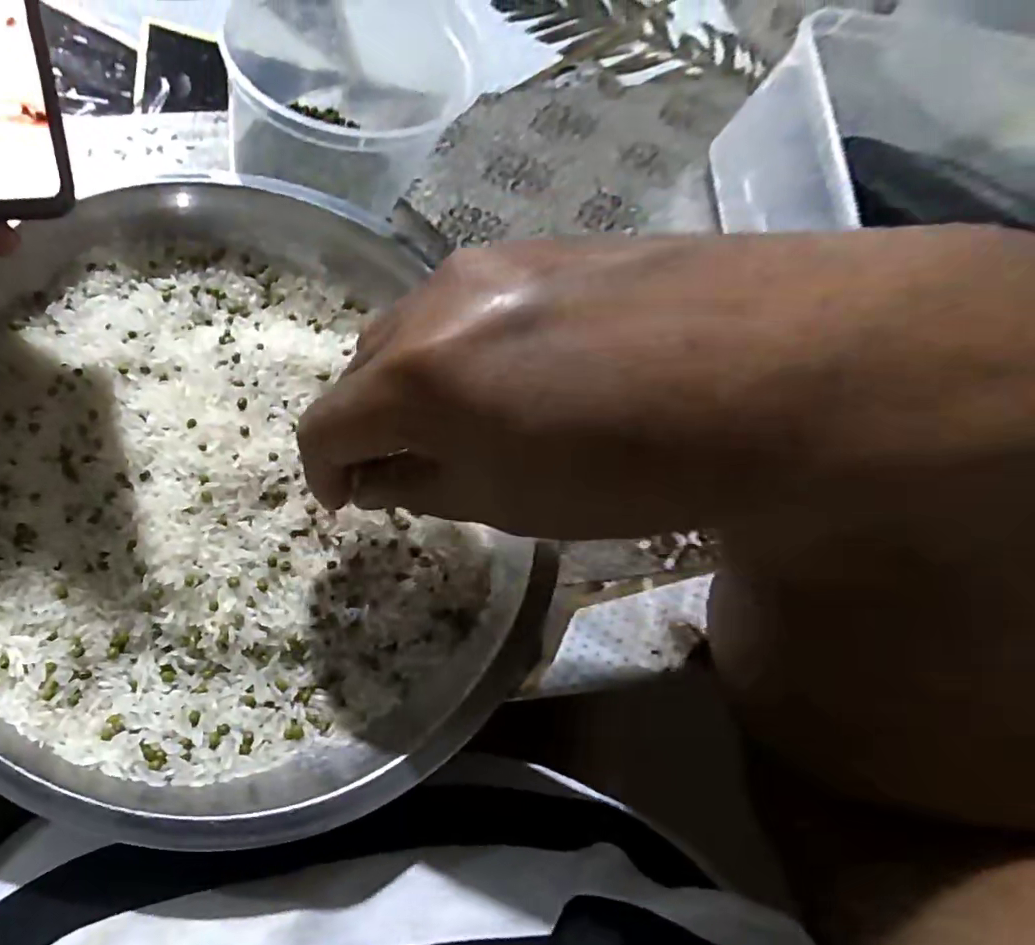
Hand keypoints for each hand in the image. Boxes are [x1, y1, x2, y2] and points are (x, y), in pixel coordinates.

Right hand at [296, 227, 1034, 538]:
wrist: (815, 365)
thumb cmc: (635, 465)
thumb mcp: (500, 500)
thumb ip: (411, 486)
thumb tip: (370, 481)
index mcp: (410, 379)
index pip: (322, 429)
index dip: (323, 475)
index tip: (347, 503)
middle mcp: (427, 309)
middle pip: (355, 377)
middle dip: (364, 429)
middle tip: (404, 468)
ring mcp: (481, 268)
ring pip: (400, 335)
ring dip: (403, 385)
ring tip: (457, 419)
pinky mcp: (534, 248)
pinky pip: (455, 307)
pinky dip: (451, 349)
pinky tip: (508, 372)